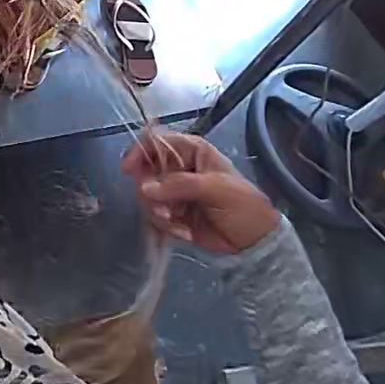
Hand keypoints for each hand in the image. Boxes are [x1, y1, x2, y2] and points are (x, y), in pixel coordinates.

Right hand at [124, 131, 279, 254]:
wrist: (255, 242)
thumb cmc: (242, 205)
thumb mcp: (215, 188)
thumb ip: (180, 185)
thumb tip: (145, 188)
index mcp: (192, 151)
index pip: (156, 141)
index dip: (140, 151)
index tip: (129, 170)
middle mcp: (179, 167)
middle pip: (146, 170)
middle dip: (150, 192)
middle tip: (164, 209)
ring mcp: (175, 191)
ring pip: (148, 196)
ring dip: (159, 212)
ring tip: (178, 223)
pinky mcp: (174, 213)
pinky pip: (155, 215)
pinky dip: (166, 226)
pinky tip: (185, 232)